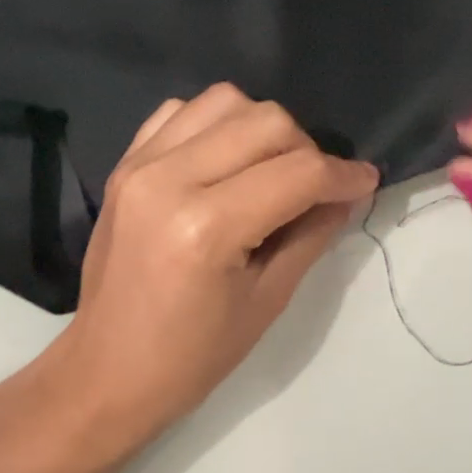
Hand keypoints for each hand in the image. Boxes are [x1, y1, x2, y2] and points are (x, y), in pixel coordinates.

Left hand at [61, 84, 378, 437]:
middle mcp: (169, 179)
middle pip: (266, 121)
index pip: (298, 173)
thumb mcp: (267, 302)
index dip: (344, 175)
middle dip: (307, 149)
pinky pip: (180, 111)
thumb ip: (311, 236)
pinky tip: (224, 159)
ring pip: (225, 101)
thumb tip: (346, 193)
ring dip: (262, 128)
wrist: (106, 371)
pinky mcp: (124, 163)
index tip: (366, 182)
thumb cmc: (192, 355)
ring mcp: (140, 165)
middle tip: (316, 187)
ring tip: (270, 170)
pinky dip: (215, 123)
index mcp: (206, 227)